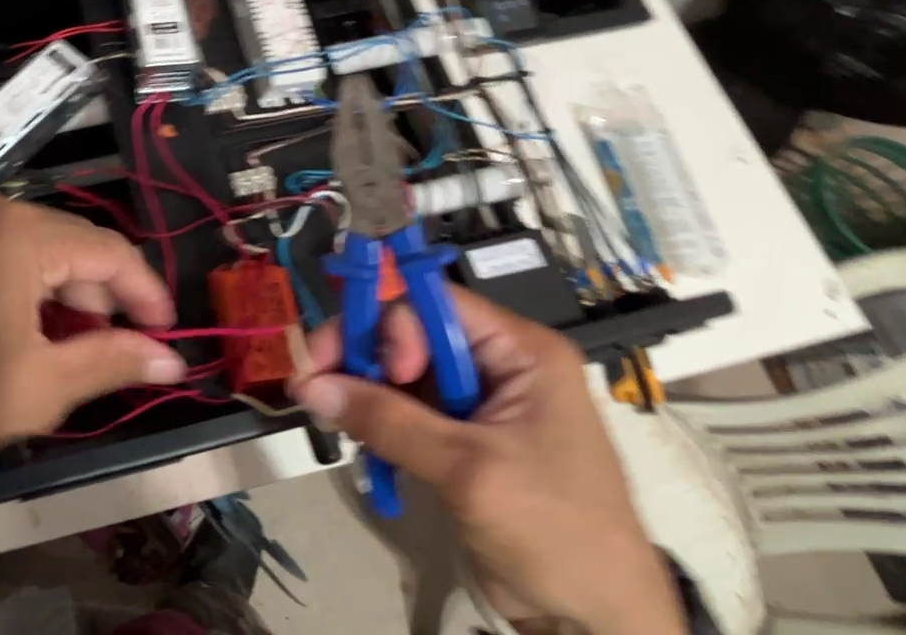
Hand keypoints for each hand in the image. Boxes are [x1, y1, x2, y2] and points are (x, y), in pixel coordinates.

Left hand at [0, 187, 186, 472]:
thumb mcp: (39, 387)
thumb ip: (113, 361)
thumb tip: (173, 360)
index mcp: (17, 234)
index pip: (109, 251)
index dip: (146, 293)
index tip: (168, 334)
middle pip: (73, 243)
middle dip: (104, 296)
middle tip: (121, 348)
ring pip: (39, 245)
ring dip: (66, 291)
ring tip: (75, 345)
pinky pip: (3, 248)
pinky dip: (28, 282)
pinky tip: (33, 326)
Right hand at [292, 286, 684, 634]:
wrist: (597, 624)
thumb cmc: (553, 532)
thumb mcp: (467, 470)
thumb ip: (387, 421)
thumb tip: (307, 385)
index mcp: (521, 352)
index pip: (433, 304)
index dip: (389, 325)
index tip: (356, 366)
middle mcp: (498, 364)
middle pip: (409, 332)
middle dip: (360, 353)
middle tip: (311, 383)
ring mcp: (479, 401)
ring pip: (399, 370)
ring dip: (359, 386)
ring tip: (324, 412)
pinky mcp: (461, 437)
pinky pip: (403, 407)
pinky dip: (372, 416)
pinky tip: (350, 432)